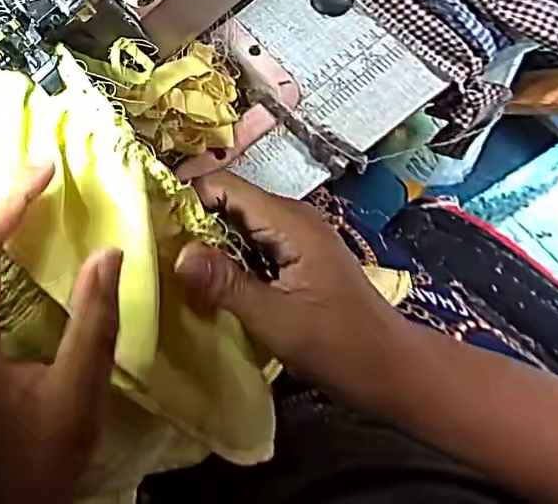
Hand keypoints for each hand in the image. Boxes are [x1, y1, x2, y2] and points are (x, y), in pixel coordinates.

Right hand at [175, 172, 406, 409]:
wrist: (399, 373)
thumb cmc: (341, 347)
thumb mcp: (277, 321)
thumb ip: (226, 285)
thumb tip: (178, 254)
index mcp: (289, 221)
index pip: (225, 186)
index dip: (189, 198)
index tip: (158, 223)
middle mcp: (292, 216)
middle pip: (230, 200)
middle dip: (196, 220)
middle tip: (162, 246)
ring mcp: (297, 234)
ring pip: (240, 221)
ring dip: (212, 239)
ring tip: (180, 262)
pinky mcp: (298, 253)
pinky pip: (254, 239)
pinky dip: (231, 253)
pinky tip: (214, 278)